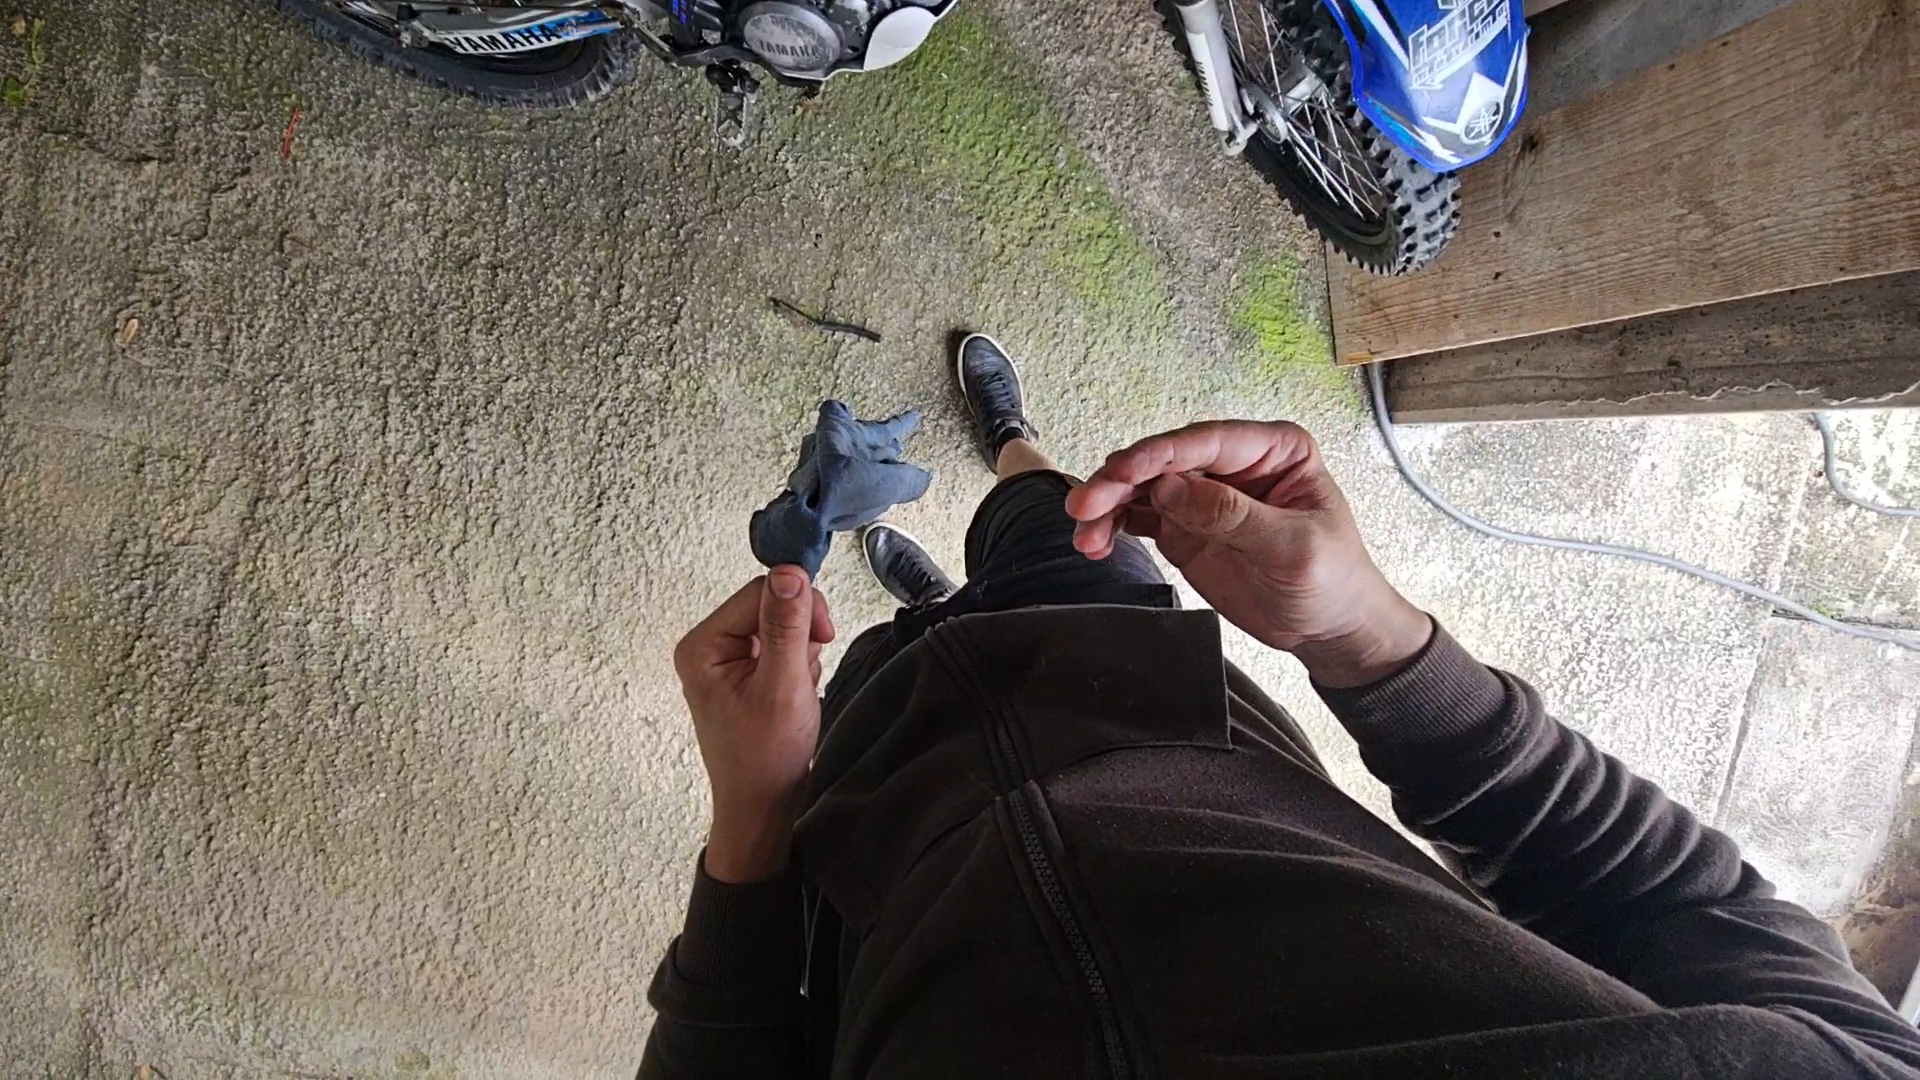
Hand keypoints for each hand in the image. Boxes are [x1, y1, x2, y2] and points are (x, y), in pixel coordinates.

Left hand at [673, 566, 834, 882]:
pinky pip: (784, 641)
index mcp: (702, 645)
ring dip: (804, 649)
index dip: (799, 606)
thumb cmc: (765, 757)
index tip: (823, 636)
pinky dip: (801, 662)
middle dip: (802, 632)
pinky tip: (796, 690)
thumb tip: (789, 572)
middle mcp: (710, 645)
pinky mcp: (747, 668)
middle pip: (771, 602)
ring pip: (783, 621)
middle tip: (808, 667)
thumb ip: (786, 626)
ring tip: (798, 687)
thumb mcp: (782, 685)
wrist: (764, 804)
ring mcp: (728, 657)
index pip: (761, 591)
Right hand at [1065, 421, 1431, 687]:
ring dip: (1107, 507)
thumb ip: (1231, 515)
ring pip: (1140, 488)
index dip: (1158, 453)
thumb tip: (1169, 487)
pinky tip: (1095, 543)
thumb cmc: (1332, 581)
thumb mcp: (1293, 547)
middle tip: (1084, 506)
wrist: (1327, 628)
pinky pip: (1137, 517)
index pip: (1206, 441)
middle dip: (1119, 481)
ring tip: (1084, 535)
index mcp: (1272, 451)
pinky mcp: (1181, 526)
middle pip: (1163, 462)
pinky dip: (1112, 527)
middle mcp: (1231, 465)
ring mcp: (1201, 495)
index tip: (1121, 469)